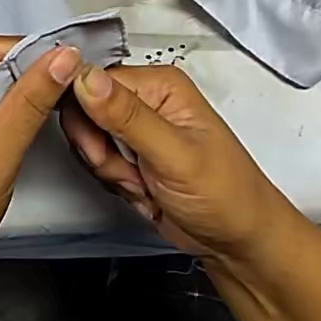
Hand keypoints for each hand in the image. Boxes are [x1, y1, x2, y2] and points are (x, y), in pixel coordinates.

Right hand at [59, 63, 291, 262]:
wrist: (237, 242)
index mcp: (159, 84)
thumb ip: (126, 115)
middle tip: (128, 168)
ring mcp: (135, 128)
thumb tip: (87, 78)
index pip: (90, 82)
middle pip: (84, 110)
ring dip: (107, 169)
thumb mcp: (174, 155)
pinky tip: (141, 188)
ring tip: (142, 181)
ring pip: (86, 139)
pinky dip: (112, 180)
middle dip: (98, 149)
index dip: (86, 117)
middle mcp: (146, 100)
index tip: (101, 147)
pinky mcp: (129, 153)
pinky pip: (94, 159)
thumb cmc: (227, 196)